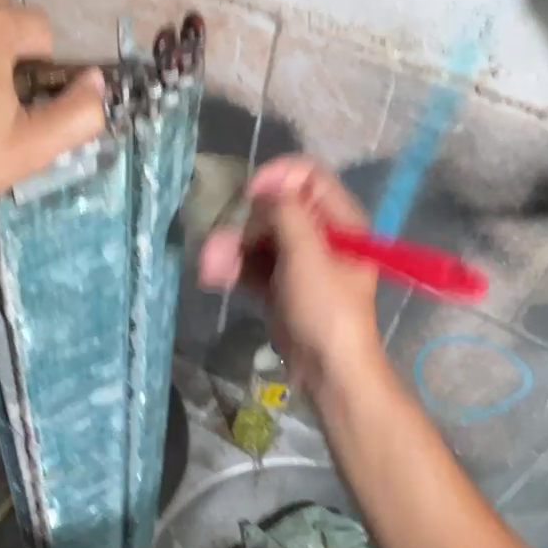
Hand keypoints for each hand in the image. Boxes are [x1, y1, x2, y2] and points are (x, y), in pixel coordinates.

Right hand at [198, 157, 384, 391]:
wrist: (327, 368)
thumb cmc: (325, 309)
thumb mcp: (308, 255)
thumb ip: (286, 214)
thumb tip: (265, 187)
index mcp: (339, 220)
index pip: (307, 178)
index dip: (276, 179)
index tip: (248, 196)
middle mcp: (320, 235)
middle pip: (276, 209)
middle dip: (244, 223)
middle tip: (221, 241)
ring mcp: (298, 263)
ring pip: (259, 239)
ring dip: (232, 248)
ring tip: (209, 265)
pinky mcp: (279, 287)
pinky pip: (253, 266)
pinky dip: (234, 268)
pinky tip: (213, 275)